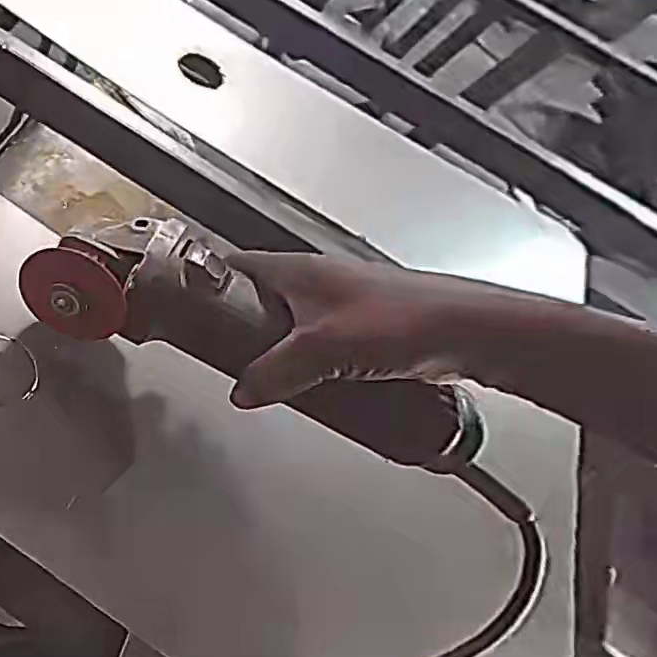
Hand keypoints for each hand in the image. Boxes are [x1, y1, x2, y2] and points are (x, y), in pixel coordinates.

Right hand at [228, 252, 536, 408]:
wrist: (473, 333)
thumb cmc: (406, 321)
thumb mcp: (322, 349)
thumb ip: (274, 372)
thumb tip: (242, 390)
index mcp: (296, 270)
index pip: (232, 265)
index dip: (204, 282)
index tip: (183, 305)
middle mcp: (313, 280)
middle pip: (254, 297)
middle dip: (233, 324)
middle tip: (218, 351)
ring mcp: (335, 303)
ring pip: (283, 321)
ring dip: (268, 346)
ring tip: (258, 373)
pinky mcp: (356, 326)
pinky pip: (311, 340)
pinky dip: (299, 360)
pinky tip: (302, 382)